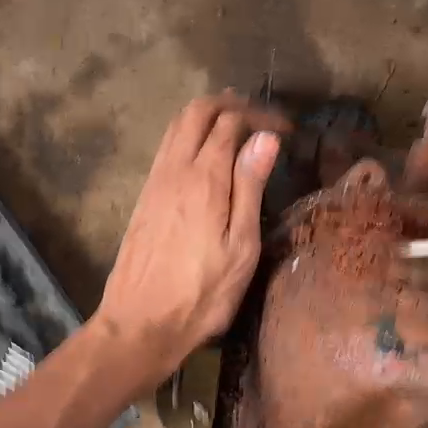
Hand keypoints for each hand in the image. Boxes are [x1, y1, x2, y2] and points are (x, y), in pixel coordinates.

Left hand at [95, 93, 282, 374]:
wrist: (140, 323)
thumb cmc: (202, 293)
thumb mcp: (241, 247)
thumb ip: (250, 188)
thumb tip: (267, 138)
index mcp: (205, 179)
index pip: (231, 122)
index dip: (261, 117)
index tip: (287, 130)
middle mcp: (175, 169)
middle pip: (197, 111)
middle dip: (230, 104)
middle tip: (260, 117)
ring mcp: (155, 181)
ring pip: (177, 125)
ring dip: (207, 115)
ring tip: (237, 127)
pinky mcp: (145, 196)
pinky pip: (167, 146)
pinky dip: (190, 135)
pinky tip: (206, 155)